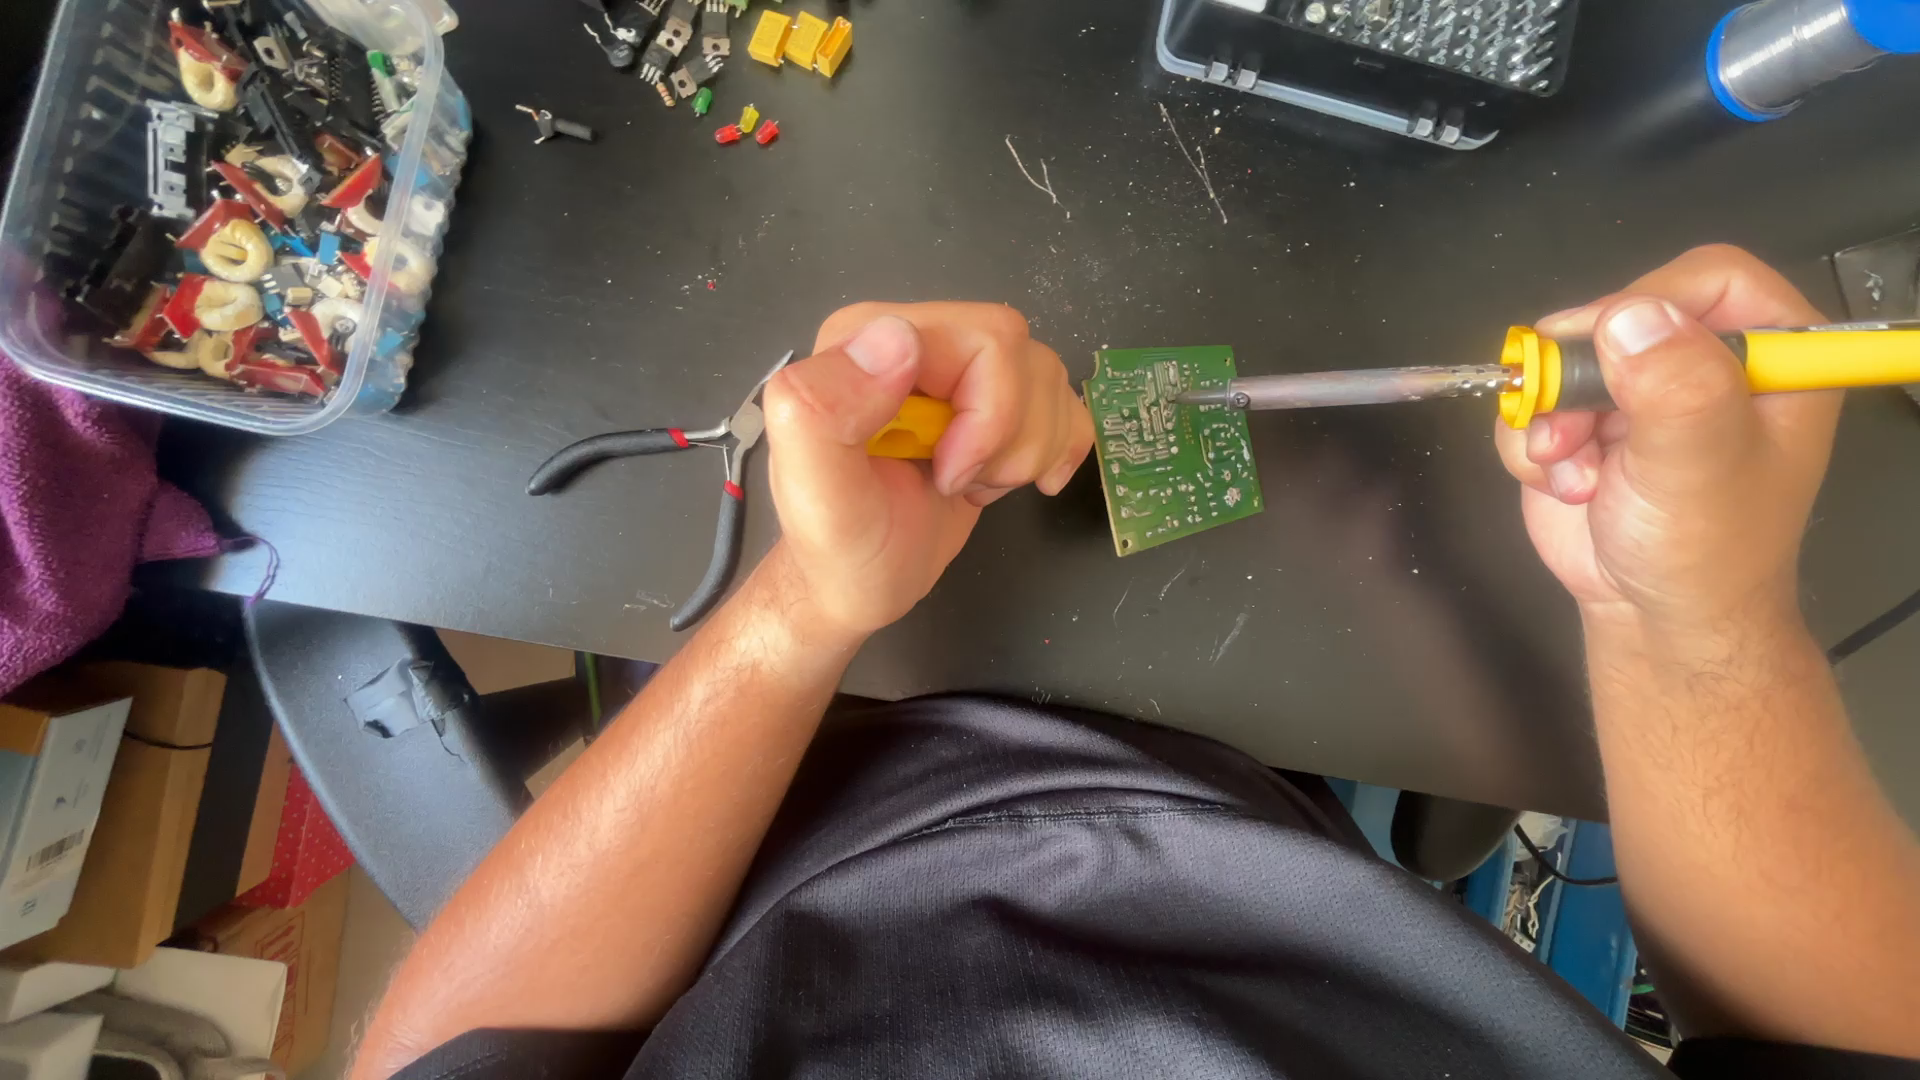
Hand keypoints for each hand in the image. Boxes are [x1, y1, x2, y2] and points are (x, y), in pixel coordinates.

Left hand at [762, 303, 1092, 639]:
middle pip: (1023, 357)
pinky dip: (1060, 446)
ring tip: (975, 487)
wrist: (859, 584)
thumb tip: (897, 338)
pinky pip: (1062, 397)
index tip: (949, 476)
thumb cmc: (840, 552)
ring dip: (1028, 451)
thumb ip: (823, 409)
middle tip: (961, 484)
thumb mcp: (818, 497)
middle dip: (1011, 438)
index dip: (988, 417)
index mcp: (865, 340)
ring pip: (1047, 378)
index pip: (984, 340)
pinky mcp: (991, 404)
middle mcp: (914, 340)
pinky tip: (1029, 481)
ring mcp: (957, 372)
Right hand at [1492, 245, 1841, 633]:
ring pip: (1555, 369)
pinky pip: (1527, 411)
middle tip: (1569, 426)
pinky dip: (1527, 448)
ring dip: (1545, 422)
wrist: (1649, 608)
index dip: (1644, 303)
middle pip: (1610, 322)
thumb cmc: (1701, 544)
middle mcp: (1693, 368)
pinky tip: (1560, 482)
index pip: (1704, 281)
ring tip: (1572, 472)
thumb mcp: (1697, 465)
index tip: (1596, 353)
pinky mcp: (1576, 430)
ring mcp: (1628, 400)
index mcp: (1763, 357)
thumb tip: (1628, 318)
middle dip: (1575, 379)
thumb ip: (1675, 388)